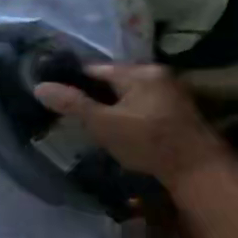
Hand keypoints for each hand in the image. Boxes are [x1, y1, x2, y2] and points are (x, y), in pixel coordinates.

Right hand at [34, 64, 230, 185]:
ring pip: (125, 92)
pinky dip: (124, 111)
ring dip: (108, 104)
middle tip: (69, 113)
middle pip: (111, 80)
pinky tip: (114, 127)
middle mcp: (157, 74)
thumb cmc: (148, 142)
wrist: (198, 168)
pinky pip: (139, 102)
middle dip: (91, 94)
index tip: (54, 96)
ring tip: (88, 122)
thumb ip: (72, 104)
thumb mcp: (103, 124)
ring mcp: (169, 91)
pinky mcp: (175, 109)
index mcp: (140, 72)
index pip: (94, 69)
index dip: (71, 82)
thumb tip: (39, 86)